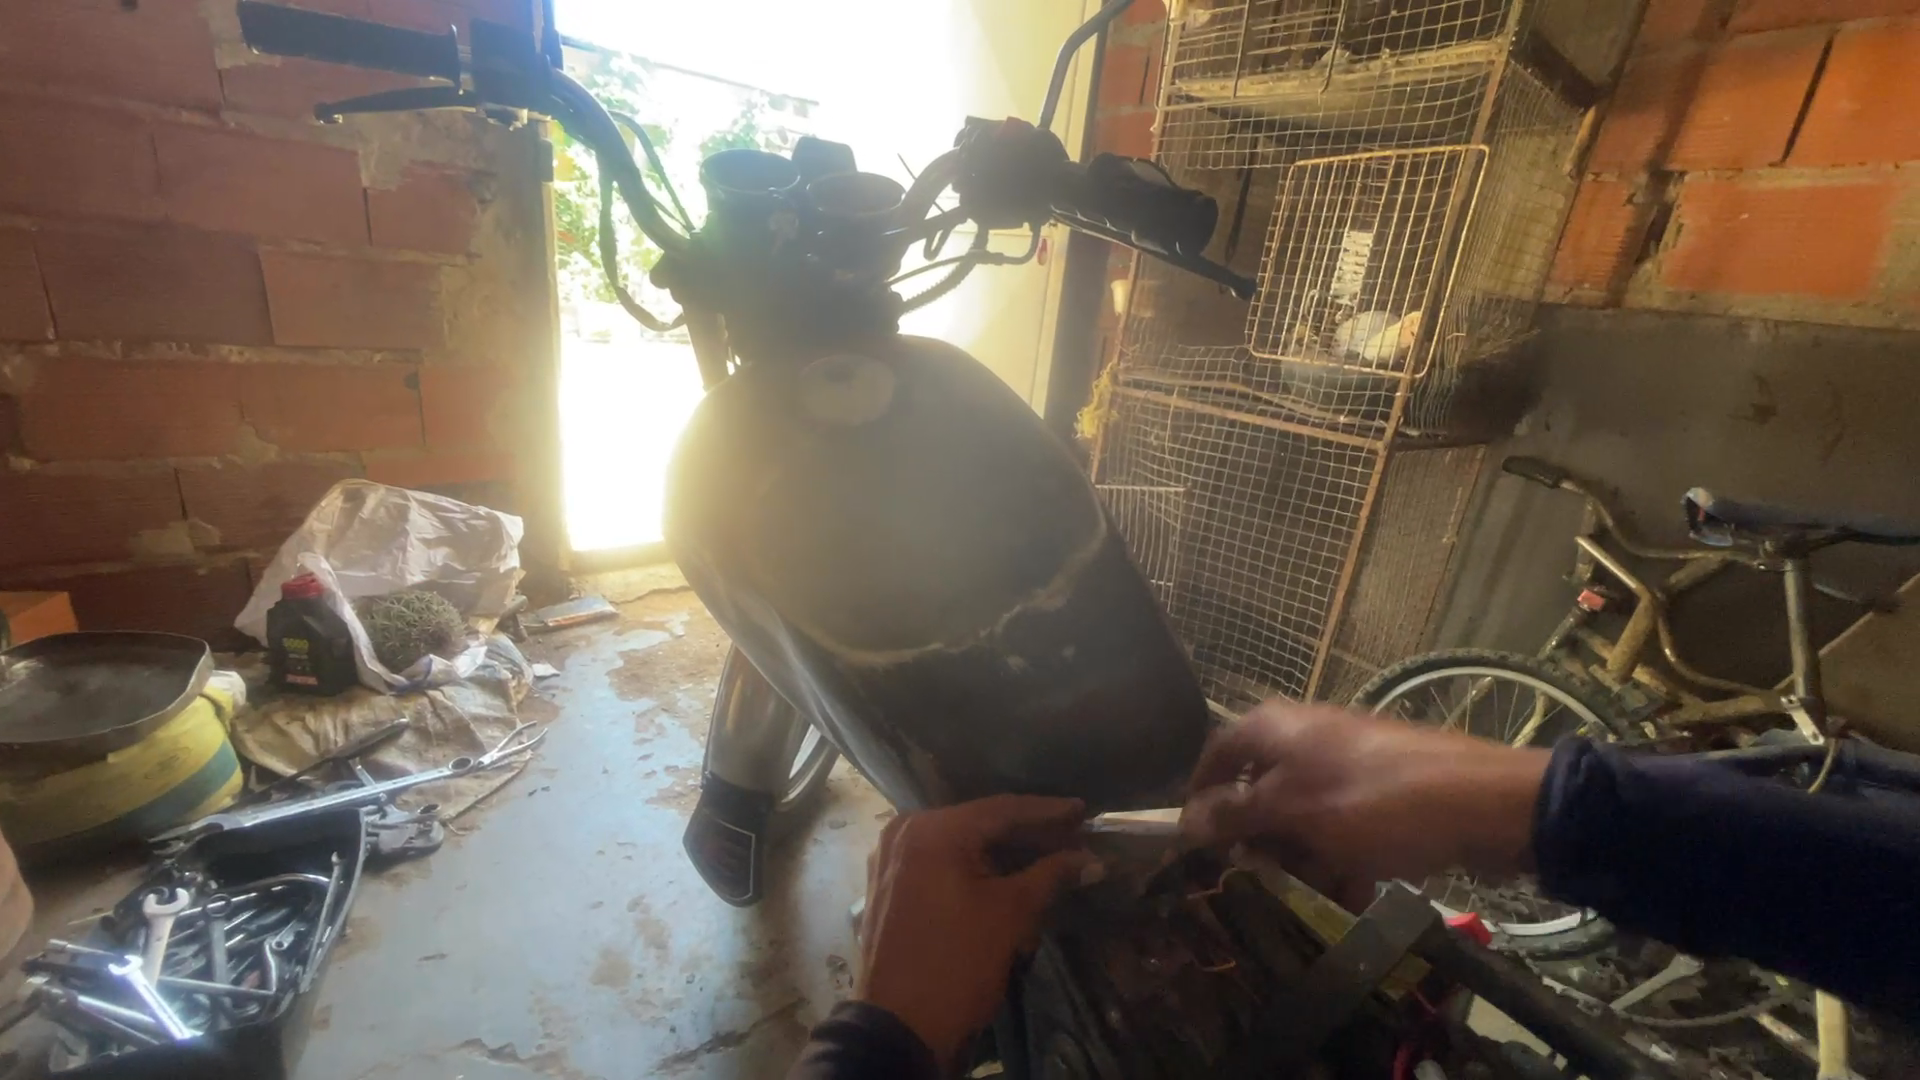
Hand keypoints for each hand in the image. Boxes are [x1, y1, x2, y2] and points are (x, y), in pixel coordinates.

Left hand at [858, 795, 1098, 1063]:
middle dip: (1028, 833)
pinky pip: (942, 862)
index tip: (1081, 810)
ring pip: (961, 844)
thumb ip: (1051, 875)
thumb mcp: (1010, 915)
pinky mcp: (890, 883)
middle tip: (1073, 833)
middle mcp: (907, 830)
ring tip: (1050, 853)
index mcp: (932, 829)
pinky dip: (975, 867)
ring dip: (1004, 852)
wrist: (897, 1032)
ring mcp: (893, 857)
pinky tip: (1010, 872)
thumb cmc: (956, 964)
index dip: (1046, 811)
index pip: (1000, 809)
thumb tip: (1092, 858)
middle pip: (980, 824)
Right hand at [1181, 702, 1549, 905]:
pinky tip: (1356, 888)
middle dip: (1260, 837)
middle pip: (1258, 787)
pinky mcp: (1377, 785)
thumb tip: (1183, 821)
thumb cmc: (1371, 801)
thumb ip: (1234, 815)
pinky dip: (1340, 854)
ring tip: (1318, 891)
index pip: (1214, 756)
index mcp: (1271, 728)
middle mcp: (1300, 735)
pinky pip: (1341, 821)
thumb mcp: (1293, 812)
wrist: (1484, 801)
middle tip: (1261, 876)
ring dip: (1303, 854)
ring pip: (1301, 811)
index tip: (1194, 841)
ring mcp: (1342, 759)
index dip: (1200, 797)